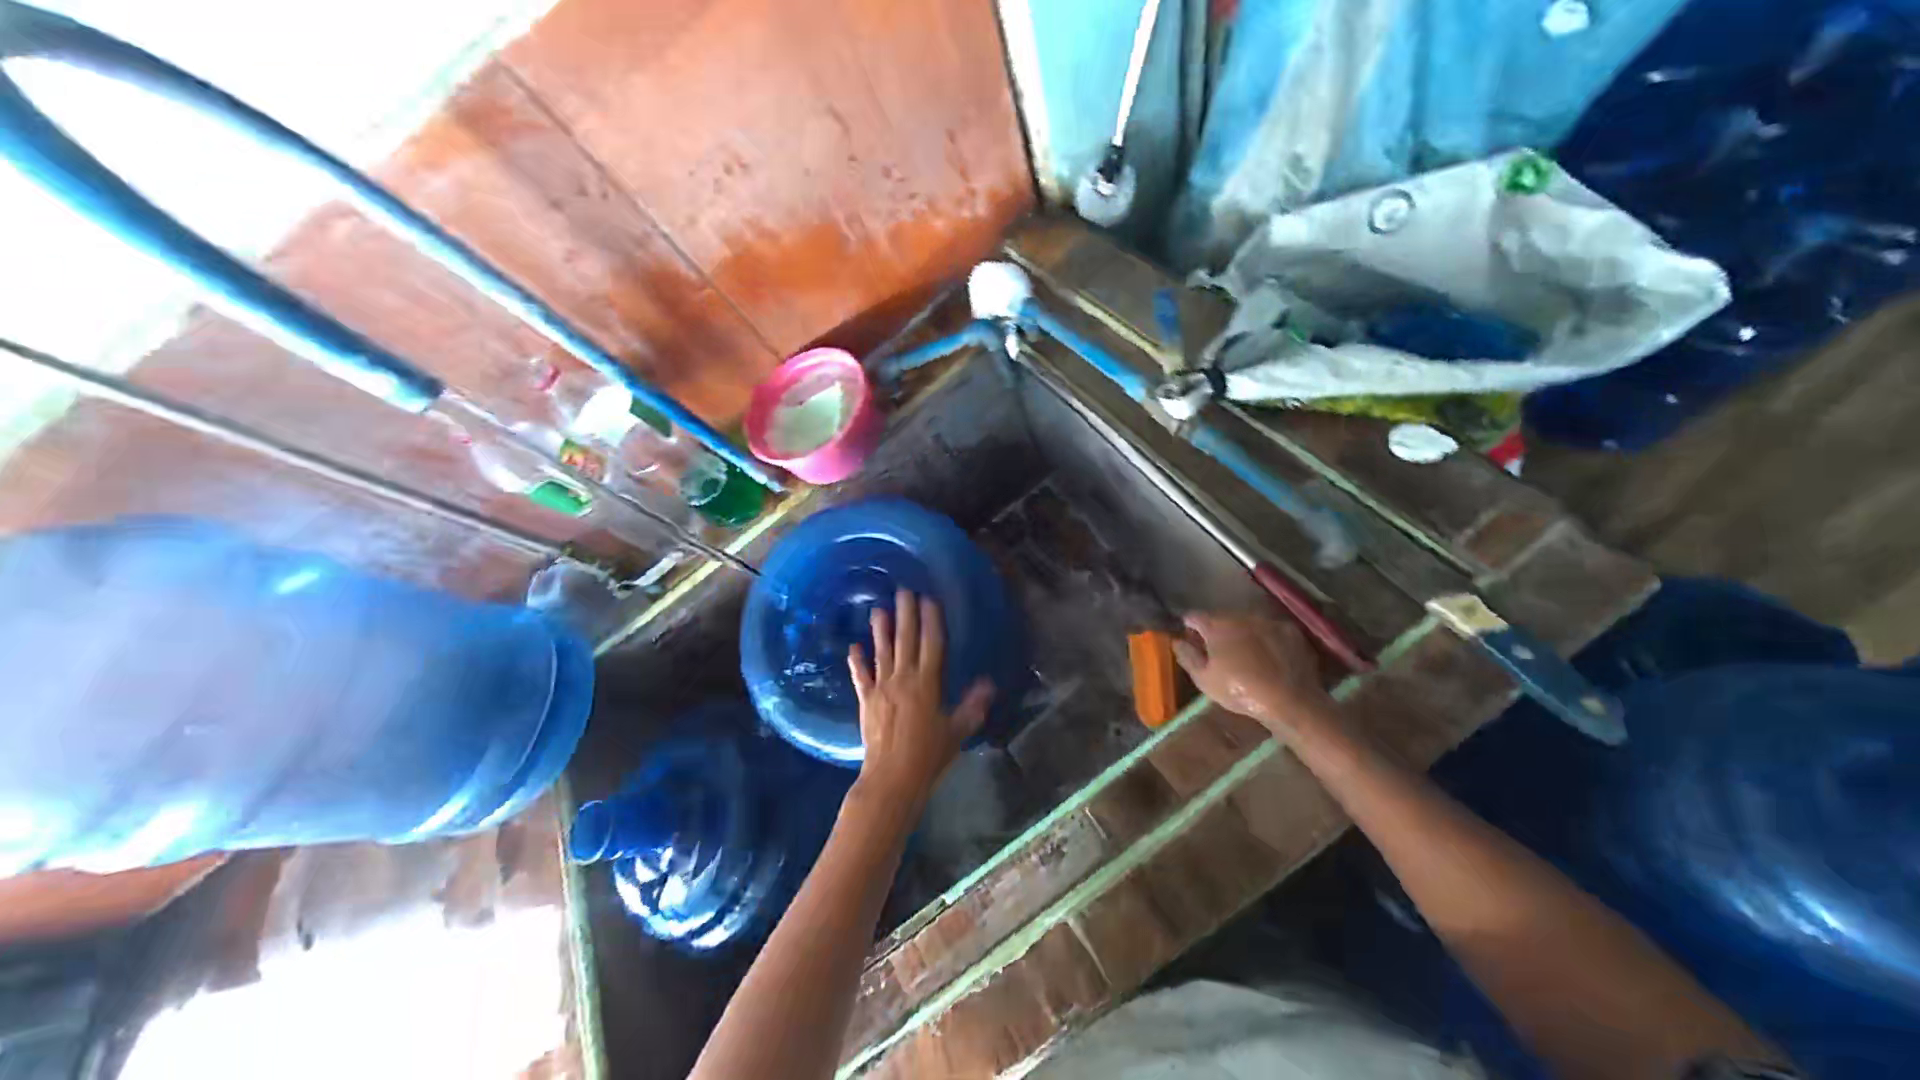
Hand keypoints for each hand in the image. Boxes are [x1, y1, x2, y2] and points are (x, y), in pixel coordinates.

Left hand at [848, 590, 993, 812]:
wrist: (892, 777)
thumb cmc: (928, 755)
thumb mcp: (957, 731)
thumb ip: (971, 706)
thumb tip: (988, 684)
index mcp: (928, 683)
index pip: (932, 645)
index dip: (931, 620)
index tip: (929, 599)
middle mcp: (903, 679)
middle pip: (906, 640)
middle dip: (906, 614)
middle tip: (904, 590)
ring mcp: (881, 688)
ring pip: (882, 651)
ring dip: (881, 630)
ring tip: (878, 609)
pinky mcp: (866, 700)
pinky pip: (860, 676)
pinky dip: (856, 661)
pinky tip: (853, 646)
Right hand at [1172, 611, 1333, 735]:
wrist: (1290, 701)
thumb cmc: (1239, 691)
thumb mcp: (1204, 680)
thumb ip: (1187, 656)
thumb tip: (1177, 640)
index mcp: (1217, 626)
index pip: (1194, 616)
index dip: (1189, 628)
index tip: (1190, 641)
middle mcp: (1242, 616)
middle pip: (1222, 618)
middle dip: (1217, 631)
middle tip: (1219, 653)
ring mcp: (1268, 622)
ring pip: (1248, 623)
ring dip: (1243, 634)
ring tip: (1247, 657)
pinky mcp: (1291, 631)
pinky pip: (1271, 631)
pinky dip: (1267, 640)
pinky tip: (1270, 658)